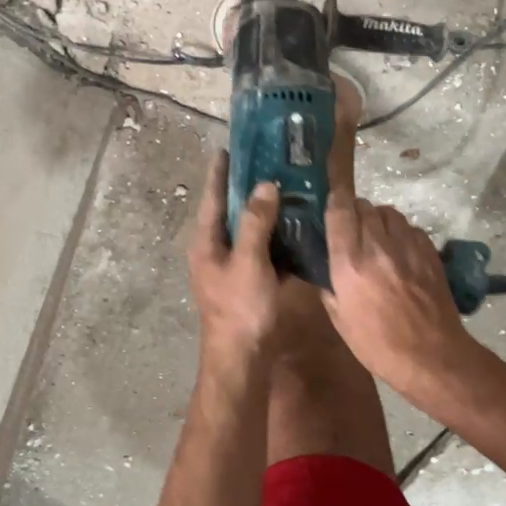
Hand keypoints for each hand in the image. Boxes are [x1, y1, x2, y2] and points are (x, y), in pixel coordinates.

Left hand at [185, 151, 283, 361]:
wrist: (242, 359)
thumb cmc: (240, 309)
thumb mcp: (248, 262)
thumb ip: (256, 223)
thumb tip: (264, 186)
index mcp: (207, 242)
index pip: (213, 197)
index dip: (220, 172)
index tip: (229, 146)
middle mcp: (217, 250)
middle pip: (232, 210)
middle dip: (248, 186)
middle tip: (268, 159)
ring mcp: (234, 266)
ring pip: (249, 229)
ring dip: (266, 210)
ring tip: (287, 183)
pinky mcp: (251, 280)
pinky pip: (264, 248)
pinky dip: (277, 234)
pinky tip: (298, 223)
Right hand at [319, 189, 477, 394]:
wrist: (431, 355)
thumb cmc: (378, 344)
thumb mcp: (340, 319)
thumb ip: (328, 284)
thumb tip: (324, 267)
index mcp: (350, 263)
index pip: (339, 210)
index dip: (334, 199)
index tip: (331, 199)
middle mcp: (377, 246)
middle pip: (364, 206)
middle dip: (355, 211)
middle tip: (352, 228)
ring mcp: (407, 245)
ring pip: (389, 212)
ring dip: (378, 219)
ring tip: (376, 237)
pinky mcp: (429, 251)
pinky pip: (410, 228)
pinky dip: (400, 233)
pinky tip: (399, 251)